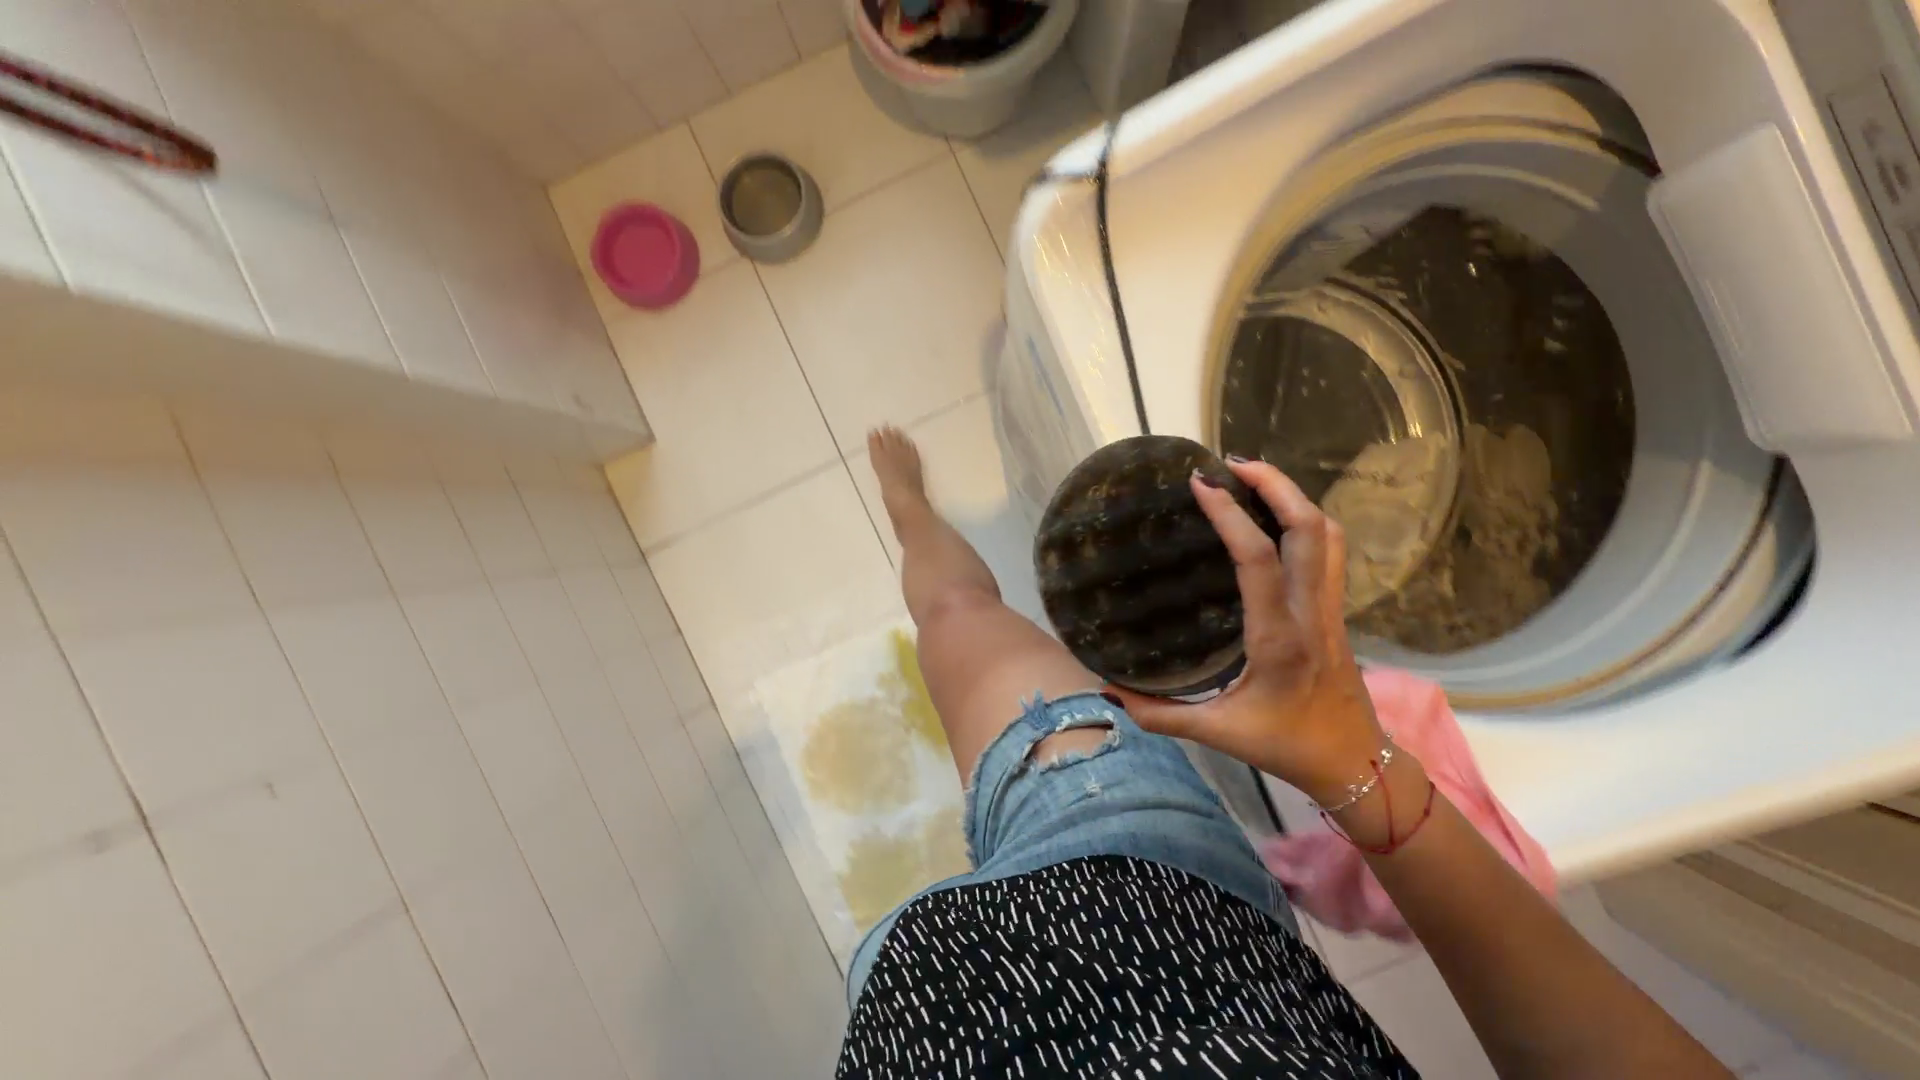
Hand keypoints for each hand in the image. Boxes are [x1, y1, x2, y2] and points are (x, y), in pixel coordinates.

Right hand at [1107, 458, 1386, 803]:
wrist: (1356, 764)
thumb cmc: (1287, 747)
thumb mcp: (1218, 734)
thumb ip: (1160, 714)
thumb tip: (1106, 691)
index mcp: (1279, 640)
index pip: (1258, 560)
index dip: (1229, 516)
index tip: (1200, 484)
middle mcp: (1312, 614)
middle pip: (1310, 529)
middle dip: (1275, 485)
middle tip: (1231, 464)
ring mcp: (1331, 610)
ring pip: (1328, 535)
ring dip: (1294, 498)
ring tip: (1253, 479)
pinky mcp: (1337, 612)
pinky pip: (1329, 551)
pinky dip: (1304, 521)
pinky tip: (1275, 519)